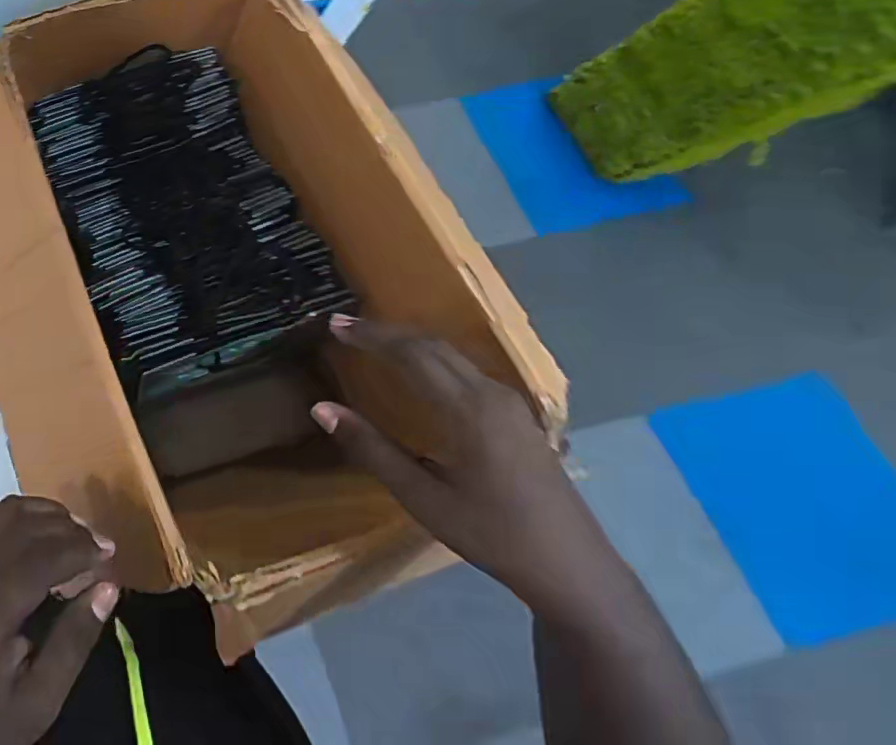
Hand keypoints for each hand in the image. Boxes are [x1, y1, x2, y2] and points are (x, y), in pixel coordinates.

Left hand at [0, 496, 121, 744]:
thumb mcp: (41, 698)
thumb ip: (74, 642)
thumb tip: (108, 587)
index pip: (30, 564)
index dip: (73, 551)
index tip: (108, 556)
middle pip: (20, 532)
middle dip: (68, 531)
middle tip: (104, 547)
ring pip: (5, 515)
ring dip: (47, 514)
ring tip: (80, 535)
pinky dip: (26, 510)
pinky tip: (50, 526)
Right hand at [313, 316, 626, 621]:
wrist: (575, 571)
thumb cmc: (493, 534)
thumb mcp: (422, 496)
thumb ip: (371, 448)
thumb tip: (320, 408)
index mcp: (469, 410)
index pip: (413, 354)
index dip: (371, 335)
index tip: (335, 324)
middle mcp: (492, 396)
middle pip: (433, 346)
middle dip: (386, 332)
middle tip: (344, 326)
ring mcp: (510, 406)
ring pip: (452, 356)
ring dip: (409, 343)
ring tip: (371, 341)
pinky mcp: (517, 418)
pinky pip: (465, 371)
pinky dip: (430, 358)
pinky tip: (415, 371)